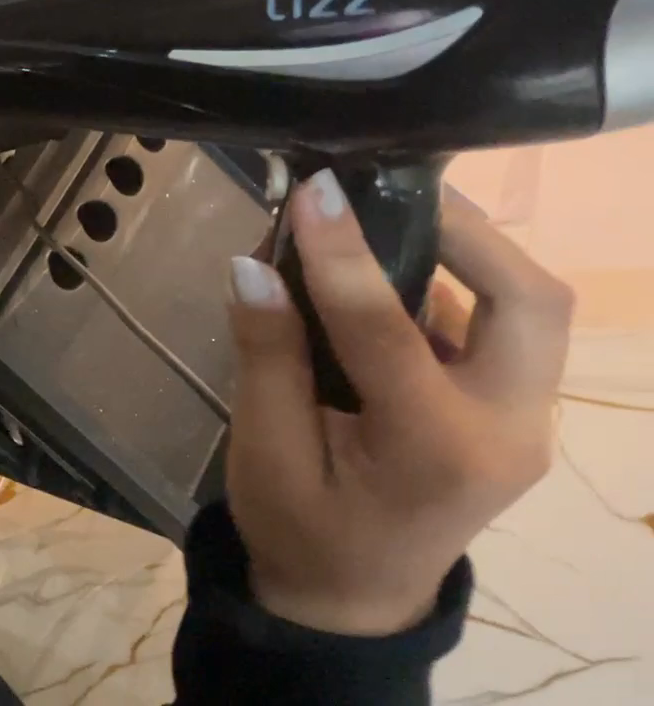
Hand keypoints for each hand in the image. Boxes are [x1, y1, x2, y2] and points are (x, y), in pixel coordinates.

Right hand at [224, 171, 572, 635]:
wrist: (351, 595)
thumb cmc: (297, 524)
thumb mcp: (263, 447)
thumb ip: (266, 355)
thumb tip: (252, 266)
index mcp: (435, 448)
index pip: (389, 328)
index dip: (343, 253)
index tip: (312, 190)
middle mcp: (508, 429)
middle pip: (531, 304)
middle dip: (467, 231)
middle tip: (386, 188)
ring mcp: (522, 421)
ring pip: (527, 311)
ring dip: (465, 250)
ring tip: (381, 213)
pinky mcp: (508, 413)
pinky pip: (497, 329)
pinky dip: (450, 282)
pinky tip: (385, 272)